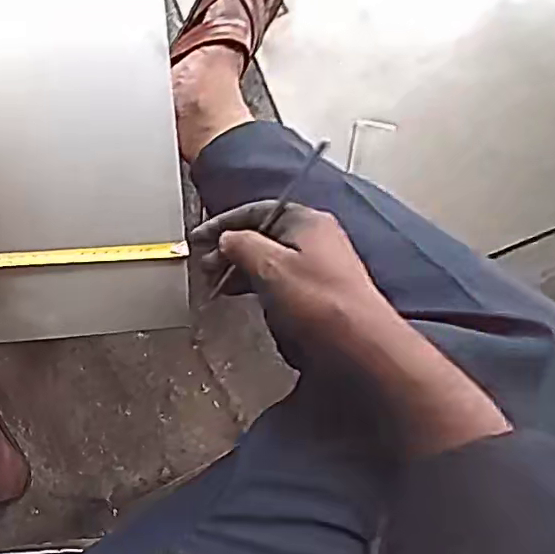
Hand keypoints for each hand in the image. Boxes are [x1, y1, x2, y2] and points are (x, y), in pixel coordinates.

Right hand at [189, 201, 395, 349]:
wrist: (356, 343)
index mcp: (305, 222)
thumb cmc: (315, 302)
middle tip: (204, 265)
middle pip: (260, 233)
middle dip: (228, 248)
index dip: (222, 223)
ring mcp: (315, 263)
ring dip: (236, 266)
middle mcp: (313, 237)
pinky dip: (250, 281)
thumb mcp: (269, 266)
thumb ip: (241, 245)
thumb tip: (225, 239)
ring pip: (265, 257)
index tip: (198, 239)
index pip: (255, 211)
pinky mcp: (313, 289)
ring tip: (215, 282)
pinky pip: (273, 276)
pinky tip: (237, 294)